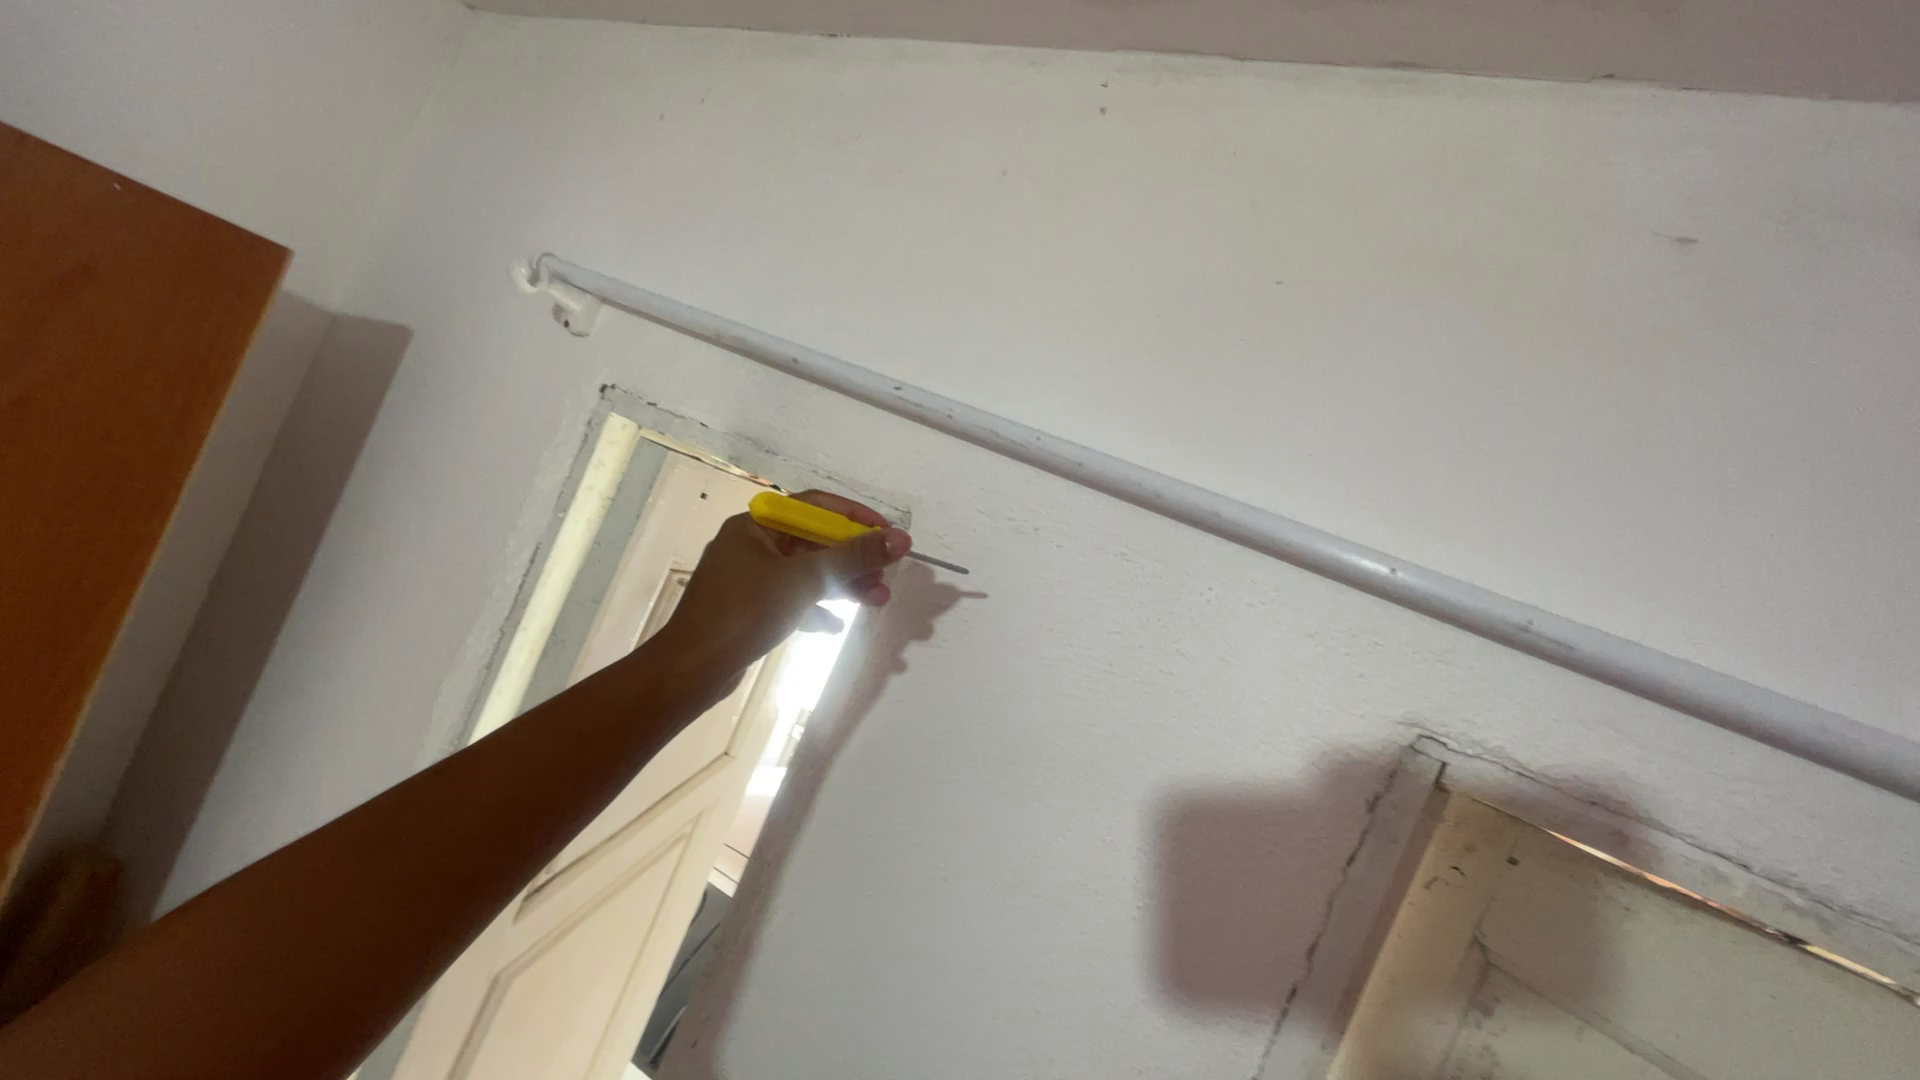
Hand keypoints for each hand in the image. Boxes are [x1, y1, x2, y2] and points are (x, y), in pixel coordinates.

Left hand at [654, 490, 910, 679]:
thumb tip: (900, 538)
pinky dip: (815, 607)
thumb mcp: (805, 580)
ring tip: (877, 600)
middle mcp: (750, 545)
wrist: (692, 668)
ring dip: (842, 584)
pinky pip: (791, 599)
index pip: (815, 506)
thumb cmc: (746, 612)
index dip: (855, 517)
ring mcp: (747, 578)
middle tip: (886, 574)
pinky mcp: (748, 609)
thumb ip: (853, 558)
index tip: (887, 534)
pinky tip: (835, 624)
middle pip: (814, 541)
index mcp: (756, 525)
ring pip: (805, 572)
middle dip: (853, 559)